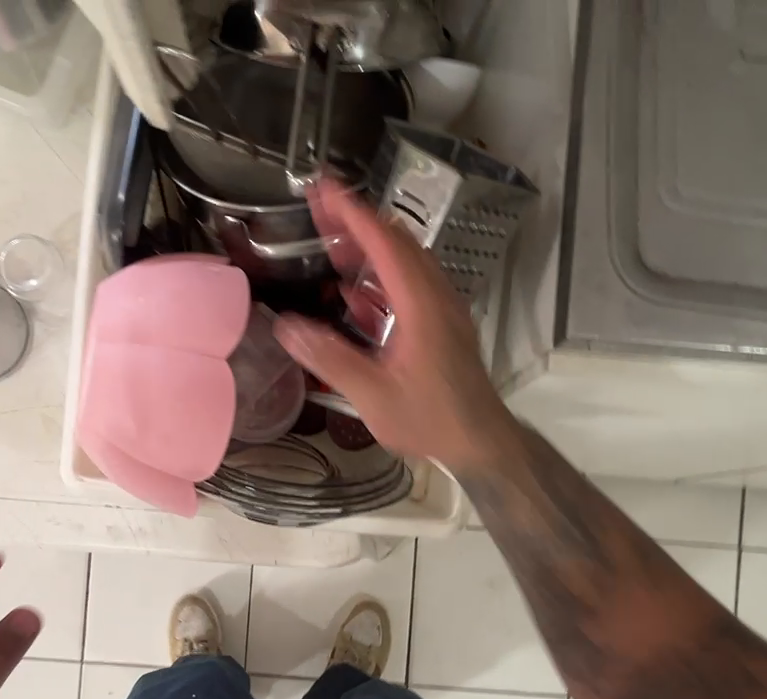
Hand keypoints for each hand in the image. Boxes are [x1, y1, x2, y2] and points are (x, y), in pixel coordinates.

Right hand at [272, 177, 516, 469]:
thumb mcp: (373, 395)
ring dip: (369, 251)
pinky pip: (411, 288)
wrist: (480, 441)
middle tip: (318, 212)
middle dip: (356, 224)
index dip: (351, 213)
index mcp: (421, 304)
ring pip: (406, 264)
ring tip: (331, 246)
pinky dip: (381, 280)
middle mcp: (436, 296)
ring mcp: (444, 311)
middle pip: (397, 244)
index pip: (384, 242)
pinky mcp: (444, 327)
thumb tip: (286, 327)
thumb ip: (330, 359)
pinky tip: (356, 296)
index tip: (322, 188)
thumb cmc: (431, 419)